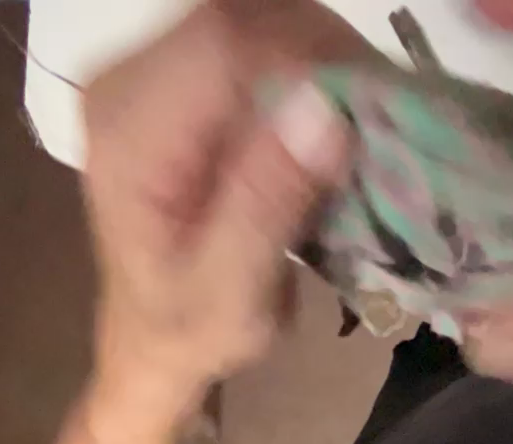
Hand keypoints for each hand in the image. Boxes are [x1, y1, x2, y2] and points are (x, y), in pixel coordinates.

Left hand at [3, 0, 366, 443]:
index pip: (224, 42)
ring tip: (369, 121)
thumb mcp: (231, 291)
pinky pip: (256, 47)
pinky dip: (308, 72)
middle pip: (240, 13)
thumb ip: (266, 202)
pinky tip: (338, 121)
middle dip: (324, 52)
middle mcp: (128, 80)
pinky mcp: (182, 85)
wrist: (155, 342)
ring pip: (254, 19)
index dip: (309, 58)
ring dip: (322, 59)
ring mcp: (153, 74)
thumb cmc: (191, 334)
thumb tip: (325, 109)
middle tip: (384, 118)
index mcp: (129, 130)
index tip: (375, 113)